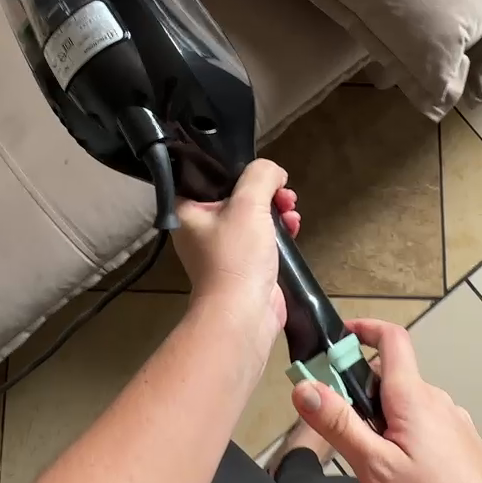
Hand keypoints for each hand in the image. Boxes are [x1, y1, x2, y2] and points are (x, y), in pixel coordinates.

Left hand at [171, 159, 297, 352]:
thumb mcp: (249, 204)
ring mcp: (222, 248)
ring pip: (252, 215)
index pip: (207, 176)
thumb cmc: (237, 256)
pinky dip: (278, 229)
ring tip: (292, 209)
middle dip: (265, 190)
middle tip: (284, 192)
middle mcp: (200, 228)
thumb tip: (275, 172)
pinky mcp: (243, 264)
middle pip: (236, 194)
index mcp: (187, 211)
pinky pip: (261, 237)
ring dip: (275, 208)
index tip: (259, 170)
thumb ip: (261, 176)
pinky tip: (294, 228)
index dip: (235, 168)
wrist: (244, 314)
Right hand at [291, 318, 481, 482]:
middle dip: (359, 408)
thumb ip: (339, 424)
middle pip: (388, 382)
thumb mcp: (375, 467)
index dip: (364, 328)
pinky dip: (399, 452)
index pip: (391, 338)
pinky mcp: (461, 446)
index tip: (337, 339)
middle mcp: (435, 400)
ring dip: (378, 438)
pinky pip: (420, 434)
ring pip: (401, 414)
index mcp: (413, 396)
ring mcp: (452, 423)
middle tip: (344, 448)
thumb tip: (303, 386)